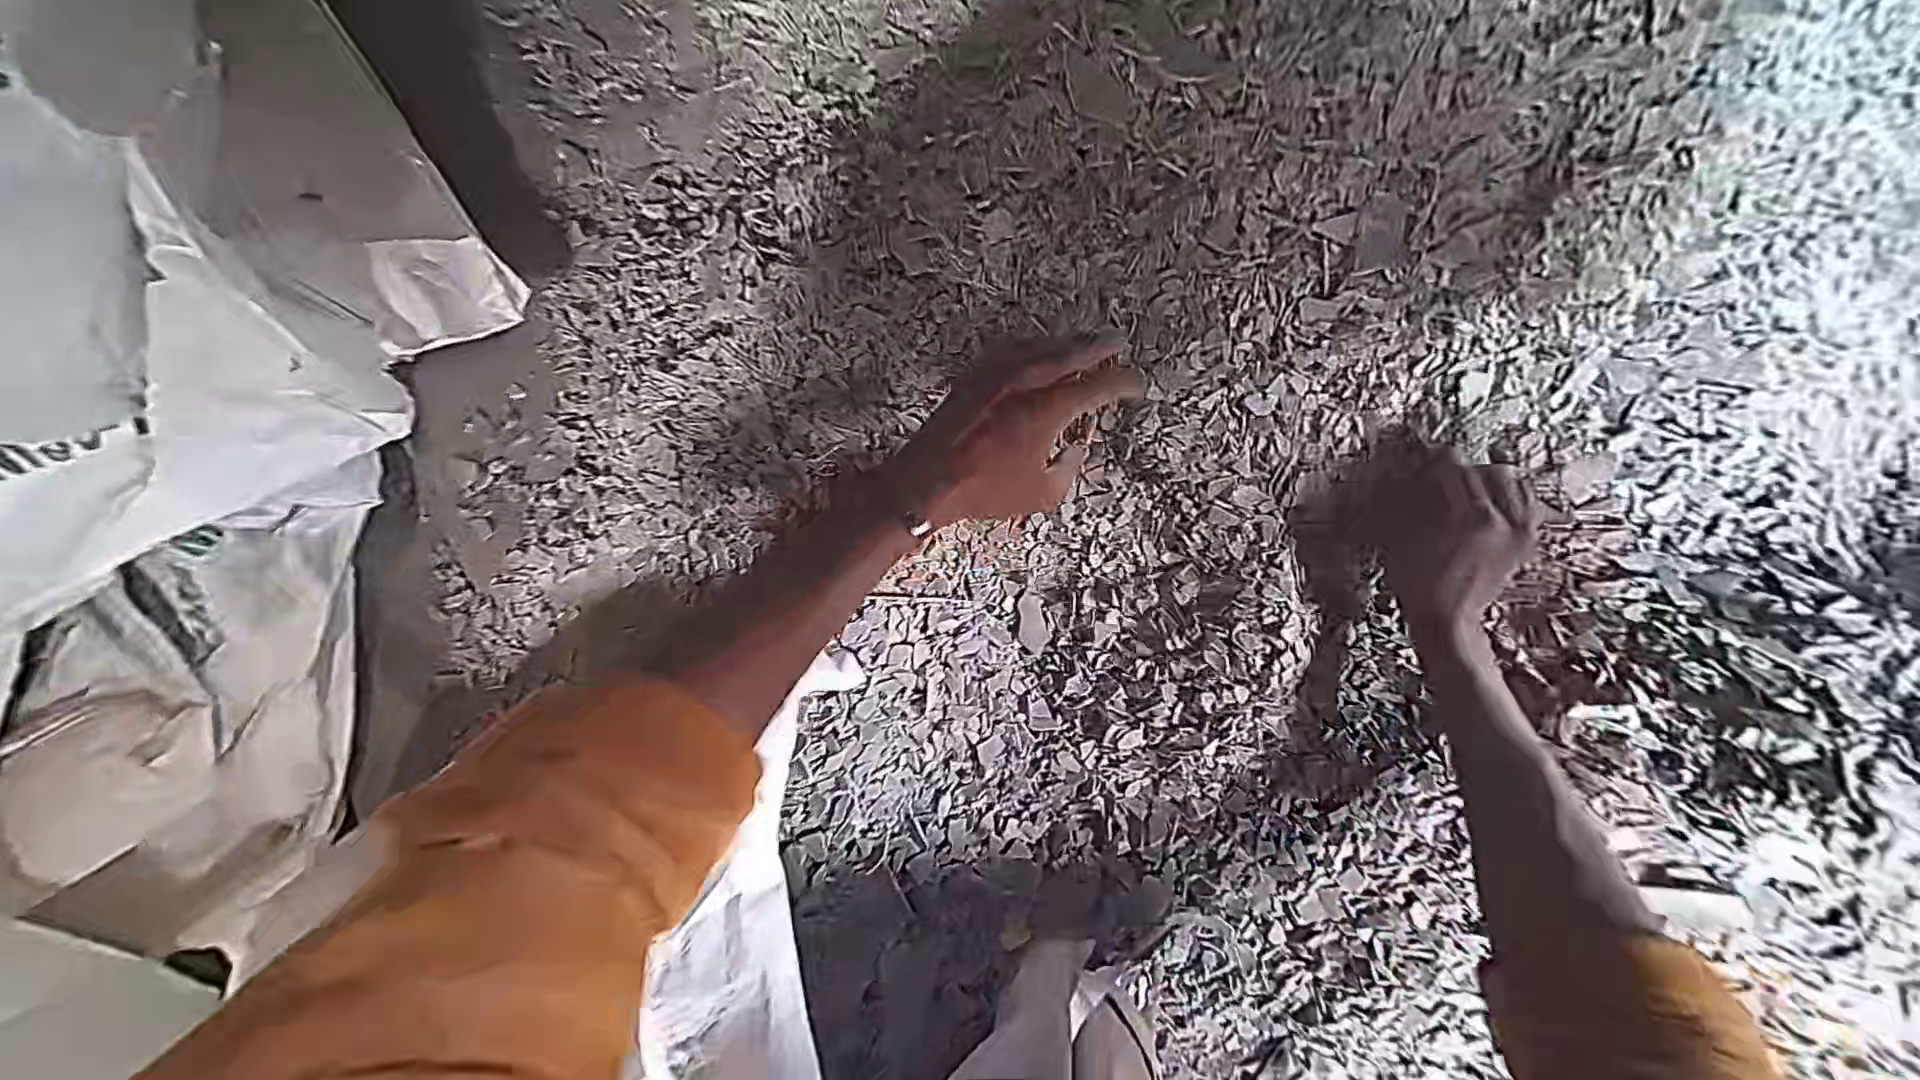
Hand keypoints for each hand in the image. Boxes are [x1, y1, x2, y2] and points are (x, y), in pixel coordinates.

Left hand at [883, 337, 1143, 527]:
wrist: (928, 481)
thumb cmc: (982, 489)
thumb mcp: (1042, 492)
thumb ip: (1070, 467)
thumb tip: (1074, 451)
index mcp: (1048, 408)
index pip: (1099, 386)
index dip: (1124, 383)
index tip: (1136, 385)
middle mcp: (1024, 382)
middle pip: (1072, 352)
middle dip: (1100, 348)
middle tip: (1116, 344)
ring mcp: (996, 375)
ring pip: (1040, 346)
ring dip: (1065, 343)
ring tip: (1080, 344)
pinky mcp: (974, 377)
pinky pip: (1011, 350)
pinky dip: (1030, 347)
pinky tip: (1032, 350)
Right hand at [1385, 452, 1542, 637]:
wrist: (1447, 618)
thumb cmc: (1420, 584)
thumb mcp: (1405, 538)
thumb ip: (1416, 504)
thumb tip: (1418, 479)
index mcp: (1471, 517)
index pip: (1456, 470)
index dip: (1437, 461)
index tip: (1427, 459)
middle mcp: (1504, 521)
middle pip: (1492, 472)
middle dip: (1465, 470)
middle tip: (1444, 474)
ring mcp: (1520, 532)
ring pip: (1516, 486)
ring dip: (1490, 481)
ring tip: (1468, 487)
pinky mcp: (1525, 542)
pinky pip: (1527, 506)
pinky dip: (1509, 498)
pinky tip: (1489, 504)